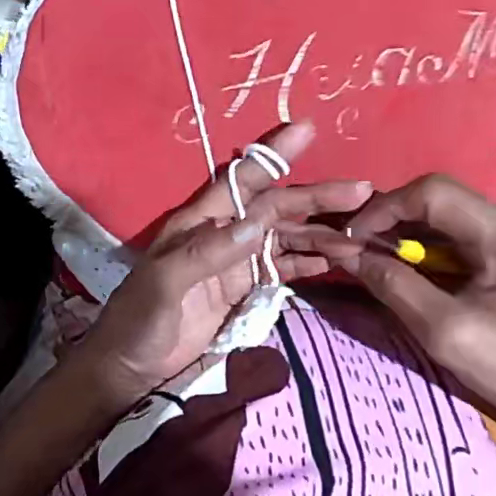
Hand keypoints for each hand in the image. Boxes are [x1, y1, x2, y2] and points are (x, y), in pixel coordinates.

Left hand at [67, 122, 371, 409]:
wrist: (132, 364)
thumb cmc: (140, 318)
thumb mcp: (164, 282)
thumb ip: (208, 252)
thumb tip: (258, 224)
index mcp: (199, 221)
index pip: (240, 180)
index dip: (272, 155)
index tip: (307, 130)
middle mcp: (222, 233)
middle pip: (275, 207)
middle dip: (316, 199)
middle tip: (363, 193)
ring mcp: (235, 262)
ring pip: (285, 238)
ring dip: (320, 235)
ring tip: (358, 239)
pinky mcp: (243, 289)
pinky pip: (281, 268)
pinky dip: (308, 263)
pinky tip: (333, 261)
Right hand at [304, 174, 495, 481]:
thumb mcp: (442, 330)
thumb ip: (392, 284)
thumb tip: (345, 252)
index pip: (434, 192)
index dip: (384, 209)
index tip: (351, 238)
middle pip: (439, 199)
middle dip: (391, 220)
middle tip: (355, 249)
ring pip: (446, 213)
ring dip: (405, 233)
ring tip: (374, 259)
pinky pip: (459, 231)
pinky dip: (426, 245)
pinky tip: (408, 266)